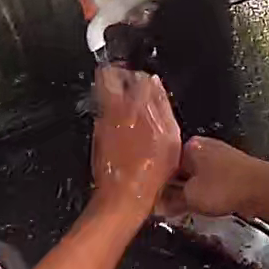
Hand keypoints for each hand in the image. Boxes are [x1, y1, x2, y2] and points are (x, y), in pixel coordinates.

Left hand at [89, 66, 180, 215]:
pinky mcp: (98, 138)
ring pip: (104, 96)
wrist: (125, 195)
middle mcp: (114, 111)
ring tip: (132, 104)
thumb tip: (154, 85)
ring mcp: (102, 124)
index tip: (147, 78)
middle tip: (128, 78)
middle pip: (107, 78)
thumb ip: (161, 106)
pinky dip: (115, 115)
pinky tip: (128, 128)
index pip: (134, 76)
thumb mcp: (170, 135)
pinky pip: (105, 116)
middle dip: (117, 74)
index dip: (140, 74)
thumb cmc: (152, 168)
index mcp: (135, 106)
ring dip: (116, 94)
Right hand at [165, 136, 268, 217]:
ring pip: (194, 176)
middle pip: (179, 169)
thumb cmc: (225, 188)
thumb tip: (157, 204)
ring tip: (182, 208)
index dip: (156, 183)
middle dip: (173, 188)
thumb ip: (169, 200)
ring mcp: (219, 156)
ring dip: (188, 192)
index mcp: (191, 146)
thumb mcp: (190, 197)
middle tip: (165, 207)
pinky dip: (203, 192)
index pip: (163, 163)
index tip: (151, 200)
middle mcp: (204, 146)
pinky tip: (201, 205)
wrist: (262, 189)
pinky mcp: (230, 168)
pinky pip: (209, 180)